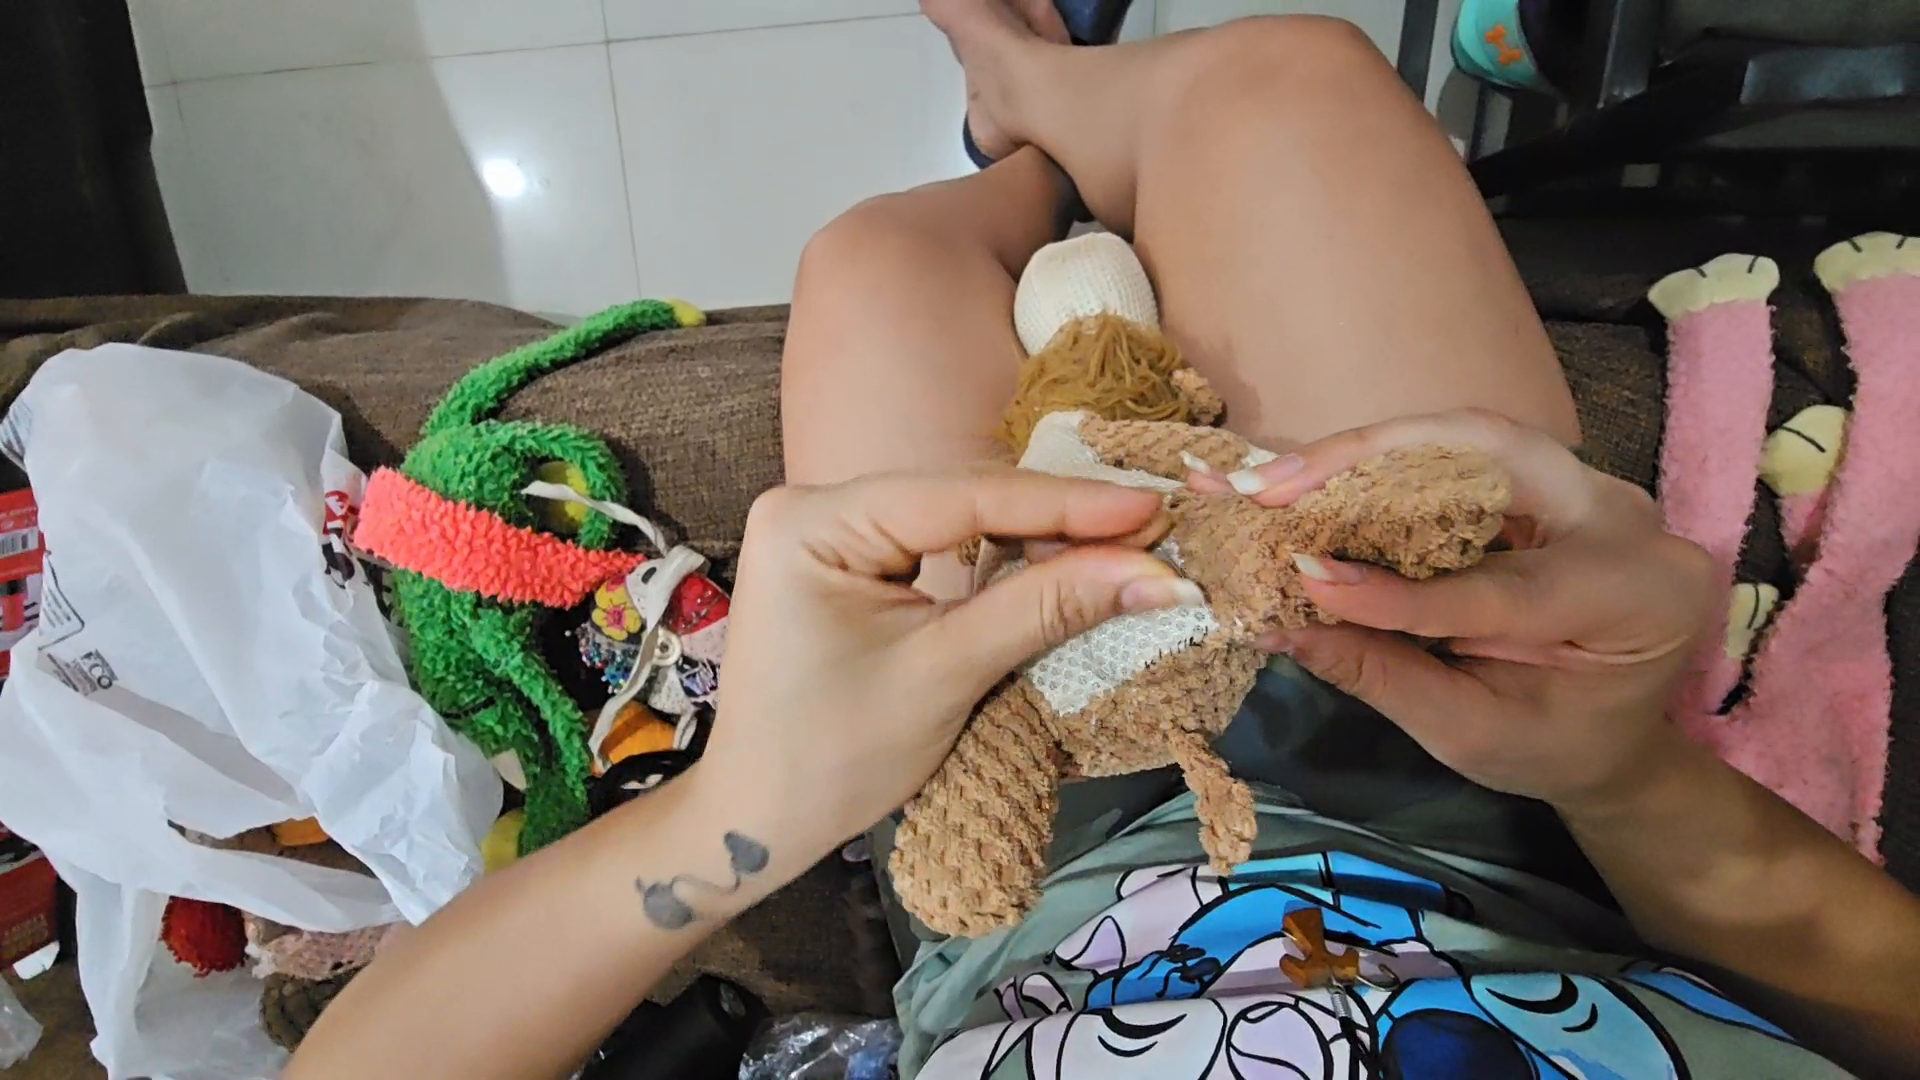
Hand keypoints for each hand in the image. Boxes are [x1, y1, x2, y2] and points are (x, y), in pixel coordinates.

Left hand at [697, 466, 1201, 860]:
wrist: (761, 815)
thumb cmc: (835, 757)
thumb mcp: (944, 675)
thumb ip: (1044, 610)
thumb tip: (1153, 573)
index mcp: (814, 521)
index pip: (960, 496)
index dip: (1063, 502)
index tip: (1149, 506)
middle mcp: (816, 505)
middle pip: (959, 498)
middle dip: (1054, 518)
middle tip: (1147, 528)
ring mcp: (830, 529)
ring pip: (955, 517)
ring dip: (1034, 535)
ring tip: (1118, 543)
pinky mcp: (849, 557)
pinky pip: (937, 543)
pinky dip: (998, 557)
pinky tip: (1054, 559)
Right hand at [1193, 409, 1716, 811]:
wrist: (1605, 735)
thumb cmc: (1548, 743)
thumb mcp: (1464, 729)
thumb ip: (1376, 673)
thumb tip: (1278, 627)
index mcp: (1635, 598)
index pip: (1498, 587)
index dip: (1394, 588)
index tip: (1305, 581)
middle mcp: (1617, 520)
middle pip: (1487, 450)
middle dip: (1369, 458)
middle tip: (1273, 485)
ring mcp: (1576, 488)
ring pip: (1458, 440)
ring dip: (1357, 454)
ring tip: (1276, 479)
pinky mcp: (1530, 483)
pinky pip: (1445, 454)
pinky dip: (1369, 465)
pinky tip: (1309, 482)